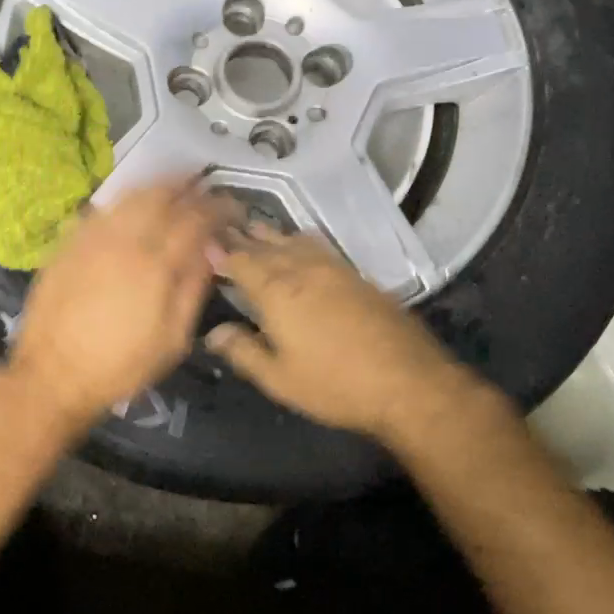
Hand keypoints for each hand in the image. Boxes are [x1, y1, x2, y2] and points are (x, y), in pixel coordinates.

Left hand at [5, 182, 233, 427]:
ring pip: (128, 195)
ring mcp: (91, 238)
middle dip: (186, 186)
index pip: (196, 219)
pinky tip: (129, 209)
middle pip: (160, 194)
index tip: (231, 208)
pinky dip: (122, 202)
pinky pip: (100, 209)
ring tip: (170, 189)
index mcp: (156, 265)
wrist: (52, 375)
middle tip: (201, 188)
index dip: (218, 208)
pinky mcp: (67, 244)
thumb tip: (211, 252)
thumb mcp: (172, 340)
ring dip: (154, 187)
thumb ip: (193, 289)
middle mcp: (124, 240)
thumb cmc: (120, 366)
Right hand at [206, 225, 480, 441]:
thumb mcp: (279, 378)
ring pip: (294, 241)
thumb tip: (214, 333)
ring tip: (255, 230)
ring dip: (272, 235)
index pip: (241, 262)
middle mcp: (303, 270)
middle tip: (224, 228)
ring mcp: (334, 269)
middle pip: (266, 245)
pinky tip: (298, 245)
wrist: (409, 382)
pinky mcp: (357, 276)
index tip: (204, 244)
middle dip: (243, 237)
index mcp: (277, 292)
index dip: (221, 253)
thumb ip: (243, 351)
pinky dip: (299, 241)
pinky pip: (318, 247)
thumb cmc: (335, 385)